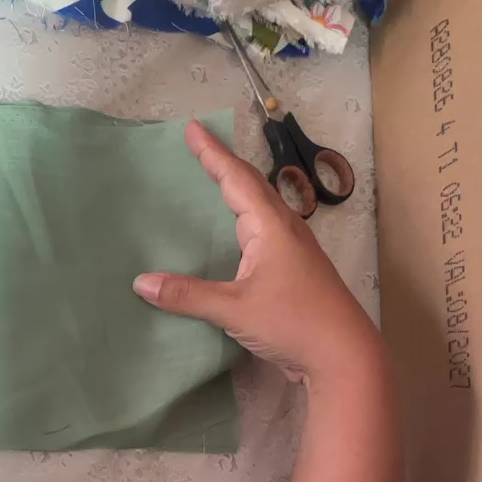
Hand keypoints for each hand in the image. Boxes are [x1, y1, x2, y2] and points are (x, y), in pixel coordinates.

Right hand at [133, 120, 381, 384]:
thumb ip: (187, 295)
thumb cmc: (292, 320)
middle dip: (222, 167)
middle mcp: (283, 231)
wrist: (339, 353)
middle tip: (198, 150)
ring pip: (257, 213)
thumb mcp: (233, 308)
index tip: (194, 129)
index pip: (236, 180)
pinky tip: (228, 240)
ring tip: (210, 187)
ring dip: (233, 196)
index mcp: (271, 227)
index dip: (213, 154)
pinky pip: (257, 238)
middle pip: (250, 188)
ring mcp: (289, 252)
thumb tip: (141, 283)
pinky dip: (237, 227)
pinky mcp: (289, 274)